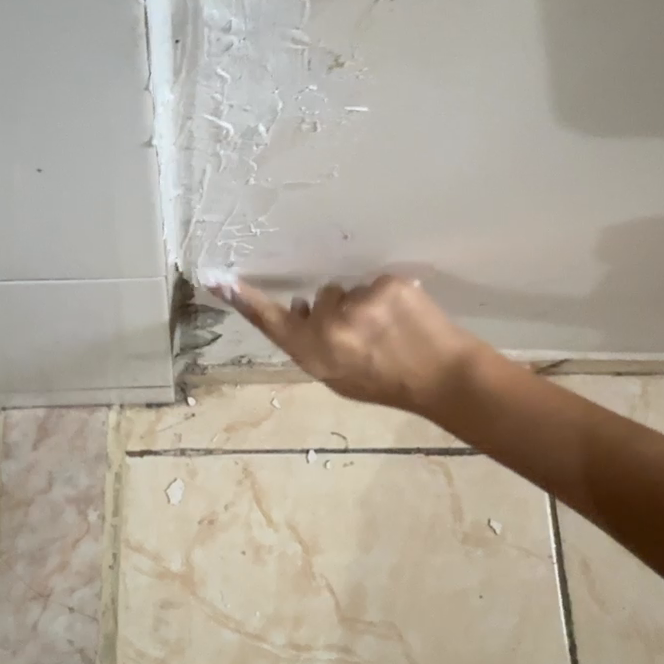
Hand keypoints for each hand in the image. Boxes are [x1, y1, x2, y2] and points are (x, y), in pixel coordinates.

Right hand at [201, 272, 496, 415]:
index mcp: (317, 356)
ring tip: (389, 329)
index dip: (245, 301)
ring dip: (363, 304)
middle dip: (335, 311)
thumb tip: (302, 307)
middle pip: (319, 299)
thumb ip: (314, 346)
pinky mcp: (387, 286)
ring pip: (348, 290)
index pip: (272, 322)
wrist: (444, 378)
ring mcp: (361, 305)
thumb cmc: (388, 383)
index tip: (219, 279)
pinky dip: (387, 297)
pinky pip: (375, 284)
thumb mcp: (340, 378)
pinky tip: (404, 319)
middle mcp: (331, 329)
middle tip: (366, 335)